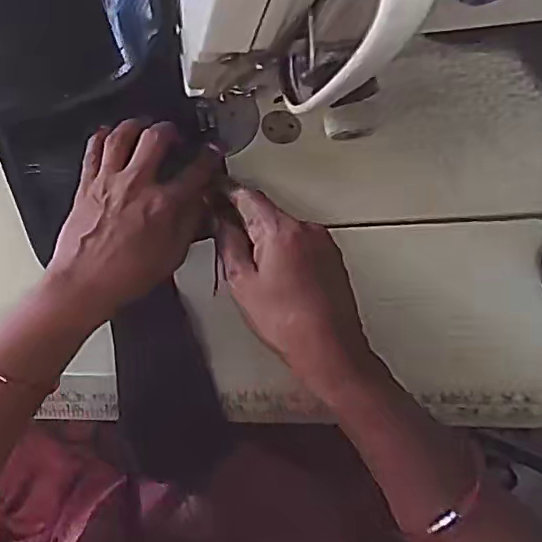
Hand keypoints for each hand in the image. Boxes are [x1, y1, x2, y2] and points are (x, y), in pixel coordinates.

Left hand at [43, 119, 219, 326]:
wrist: (84, 282)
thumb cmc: (123, 276)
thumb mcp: (171, 255)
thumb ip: (188, 224)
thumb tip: (199, 206)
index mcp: (162, 205)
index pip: (195, 170)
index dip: (208, 158)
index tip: (210, 154)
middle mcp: (135, 186)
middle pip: (157, 138)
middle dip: (170, 130)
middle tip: (174, 133)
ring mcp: (108, 182)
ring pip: (121, 135)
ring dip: (135, 125)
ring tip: (142, 126)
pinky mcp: (86, 185)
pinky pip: (93, 150)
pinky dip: (101, 137)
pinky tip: (107, 134)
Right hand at [217, 184, 382, 394]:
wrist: (329, 349)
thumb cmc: (286, 322)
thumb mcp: (240, 281)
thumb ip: (227, 242)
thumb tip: (221, 222)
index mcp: (280, 231)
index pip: (247, 196)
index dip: (224, 192)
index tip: (211, 193)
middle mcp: (306, 229)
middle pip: (265, 210)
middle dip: (241, 216)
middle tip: (219, 229)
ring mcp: (323, 243)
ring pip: (282, 226)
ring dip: (262, 234)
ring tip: (246, 261)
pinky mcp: (331, 257)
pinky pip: (298, 240)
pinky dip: (280, 246)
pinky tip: (270, 271)